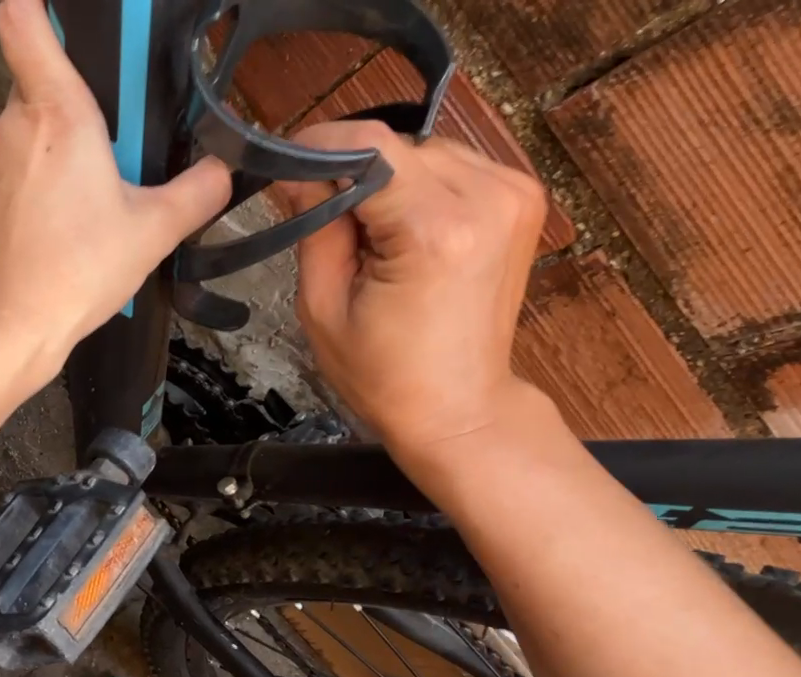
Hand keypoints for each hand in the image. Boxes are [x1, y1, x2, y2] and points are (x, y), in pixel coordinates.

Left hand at [0, 0, 232, 389]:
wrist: (11, 331)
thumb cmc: (73, 277)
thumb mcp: (155, 230)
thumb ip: (198, 189)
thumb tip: (219, 171)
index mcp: (57, 116)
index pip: (24, 23)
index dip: (36, 8)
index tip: (57, 17)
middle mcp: (12, 131)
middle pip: (41, 87)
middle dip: (77, 110)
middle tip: (109, 157)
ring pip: (25, 135)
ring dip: (54, 154)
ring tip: (84, 207)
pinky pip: (8, 175)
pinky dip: (31, 189)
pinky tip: (56, 230)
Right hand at [277, 123, 546, 454]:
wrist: (457, 405)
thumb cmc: (382, 374)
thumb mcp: (322, 306)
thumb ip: (313, 227)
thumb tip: (294, 173)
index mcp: (436, 231)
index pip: (368, 148)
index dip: (316, 147)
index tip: (281, 165)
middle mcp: (487, 197)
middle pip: (395, 146)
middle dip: (347, 174)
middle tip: (316, 218)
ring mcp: (513, 192)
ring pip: (422, 152)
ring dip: (382, 181)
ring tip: (363, 236)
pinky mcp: (520, 197)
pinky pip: (450, 167)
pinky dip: (414, 188)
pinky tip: (399, 232)